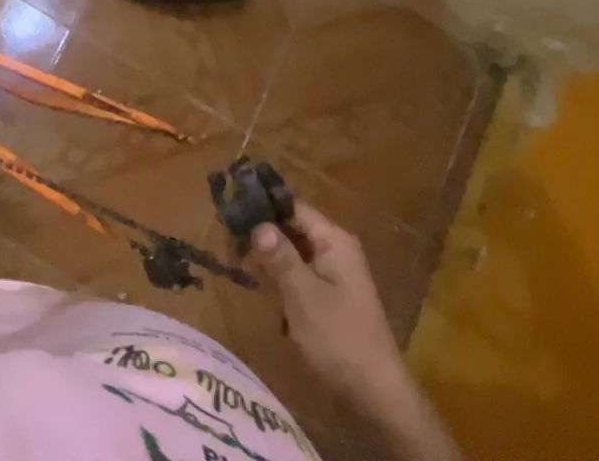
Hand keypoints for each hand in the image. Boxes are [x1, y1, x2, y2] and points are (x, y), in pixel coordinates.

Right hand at [246, 201, 408, 406]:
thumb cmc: (338, 337)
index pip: (293, 207)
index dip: (262, 206)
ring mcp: (333, 274)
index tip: (229, 210)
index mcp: (334, 241)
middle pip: (291, 227)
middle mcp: (335, 250)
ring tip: (233, 258)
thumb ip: (280, 257)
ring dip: (266, 254)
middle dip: (260, 231)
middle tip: (225, 240)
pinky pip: (297, 273)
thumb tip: (258, 223)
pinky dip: (277, 274)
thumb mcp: (303, 295)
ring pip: (292, 251)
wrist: (373, 393)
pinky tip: (255, 281)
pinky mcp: (327, 296)